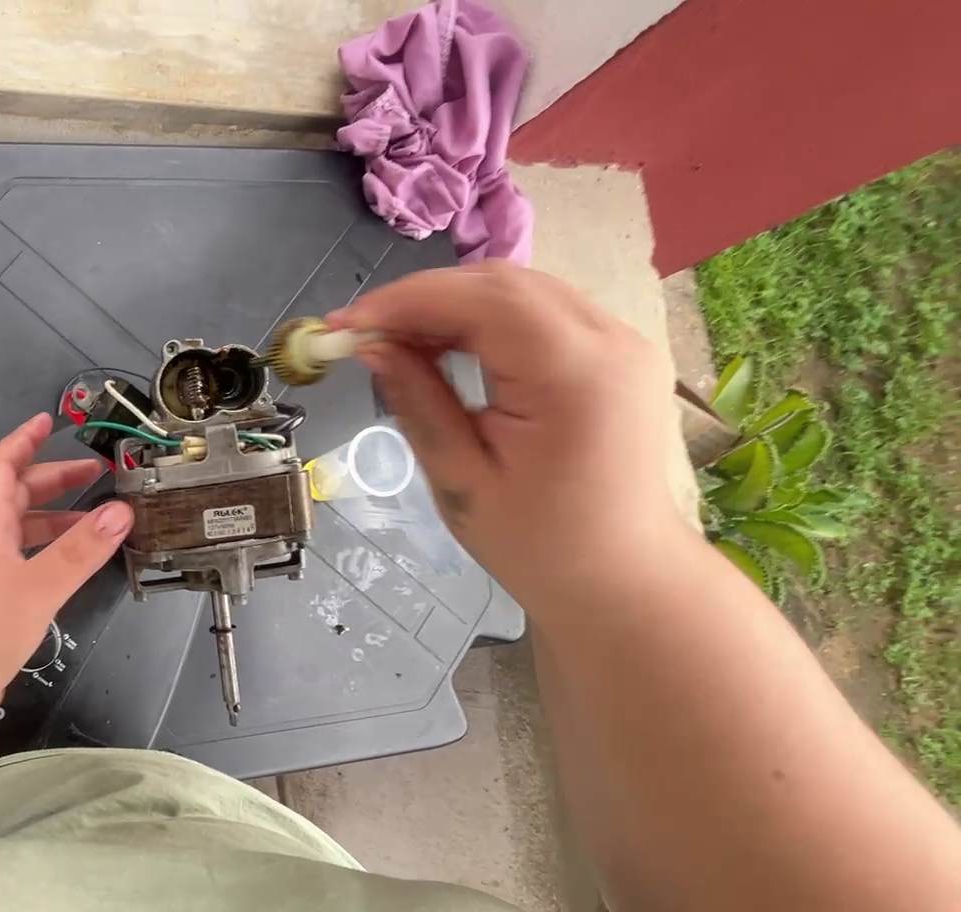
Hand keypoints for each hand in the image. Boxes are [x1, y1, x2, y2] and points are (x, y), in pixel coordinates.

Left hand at [0, 413, 131, 725]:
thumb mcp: (39, 586)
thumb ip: (80, 550)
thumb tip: (119, 512)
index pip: (1, 465)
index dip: (24, 440)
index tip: (48, 422)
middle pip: (14, 495)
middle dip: (53, 480)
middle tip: (93, 474)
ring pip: (16, 530)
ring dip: (53, 521)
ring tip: (95, 523)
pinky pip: (15, 560)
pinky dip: (44, 553)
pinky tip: (66, 568)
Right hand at [327, 261, 694, 612]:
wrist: (621, 576)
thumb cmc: (536, 542)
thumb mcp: (460, 477)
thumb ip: (418, 401)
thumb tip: (373, 349)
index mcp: (574, 375)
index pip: (483, 301)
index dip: (405, 301)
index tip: (343, 325)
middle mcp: (609, 340)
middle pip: (503, 283)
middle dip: (421, 298)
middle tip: (360, 333)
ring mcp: (619, 342)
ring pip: (520, 290)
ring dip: (449, 305)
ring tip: (391, 339)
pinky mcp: (614, 354)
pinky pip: (539, 313)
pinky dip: (482, 319)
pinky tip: (441, 345)